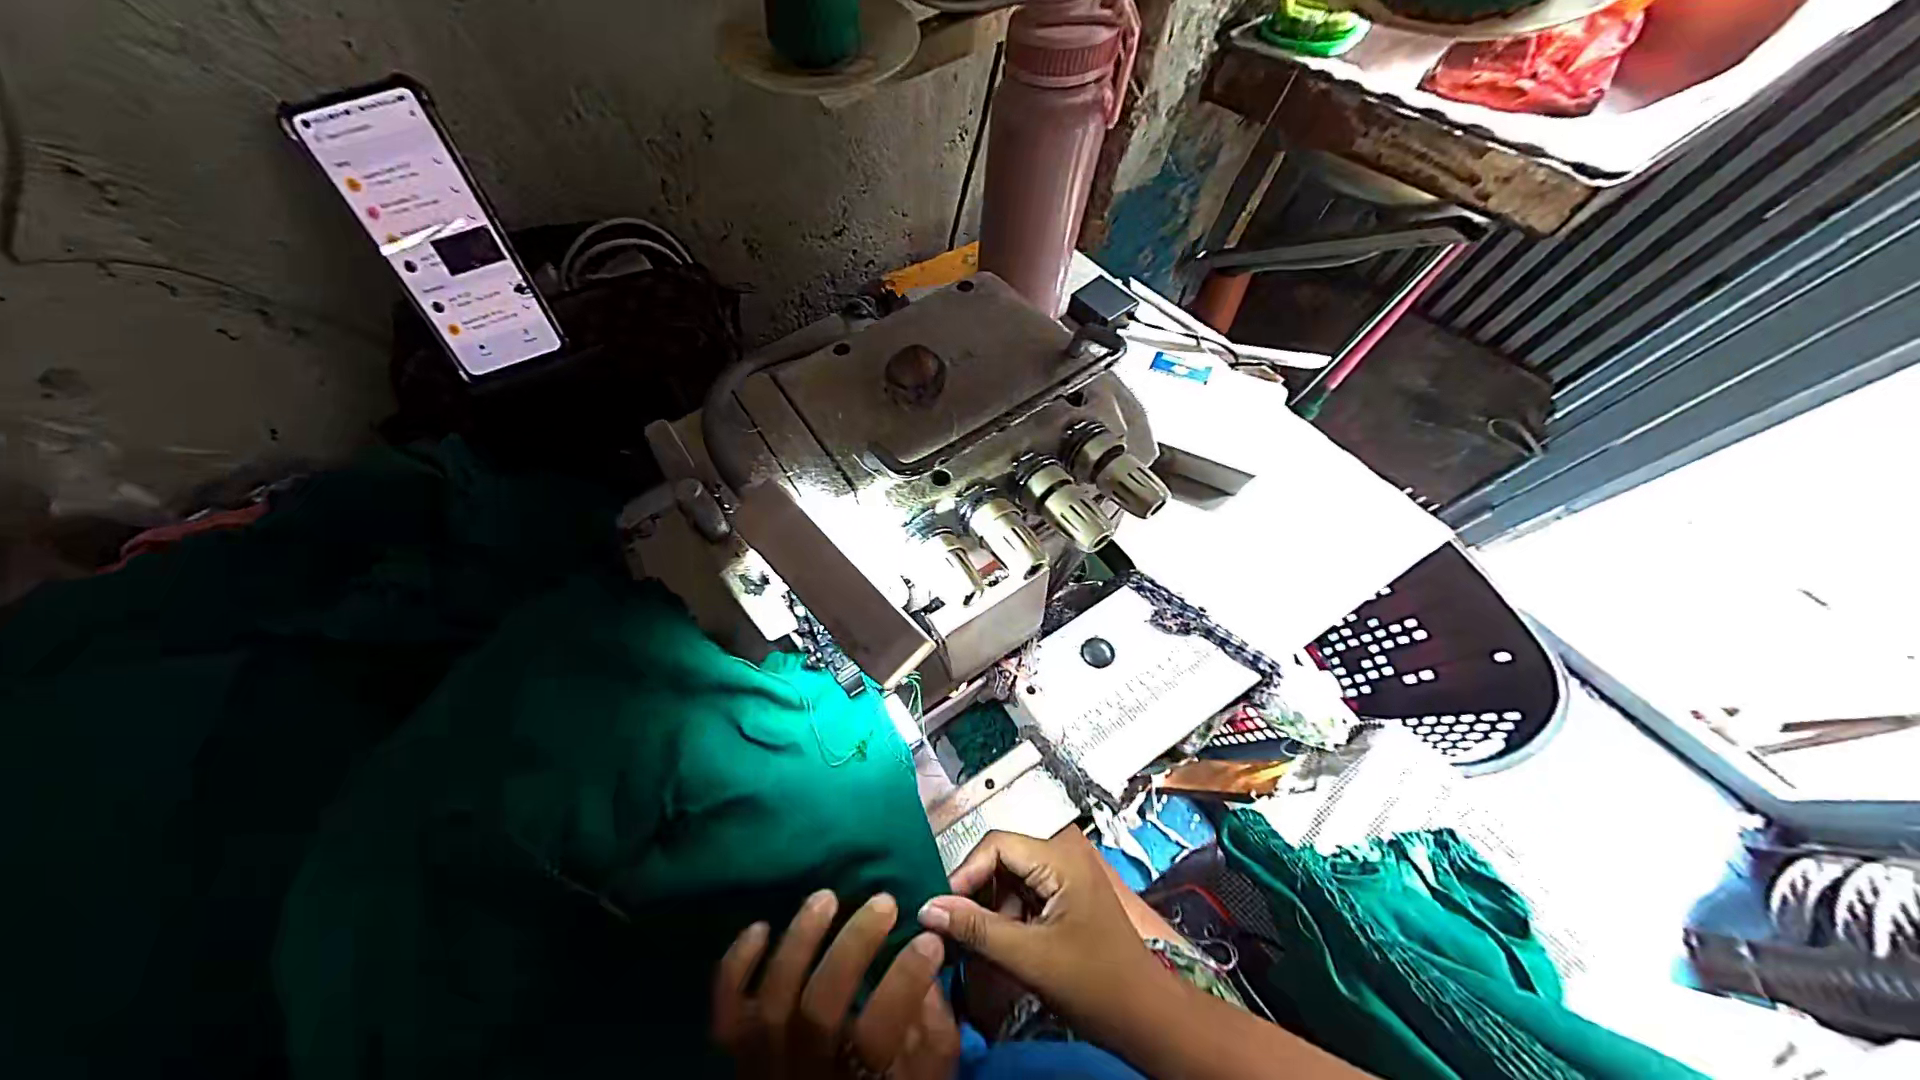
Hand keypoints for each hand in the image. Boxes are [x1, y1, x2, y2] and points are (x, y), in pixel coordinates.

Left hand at [712, 889, 960, 1079]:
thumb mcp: (924, 1074)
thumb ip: (931, 1033)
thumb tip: (928, 973)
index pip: (876, 1037)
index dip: (904, 983)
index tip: (929, 939)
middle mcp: (804, 1074)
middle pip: (817, 1012)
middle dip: (852, 948)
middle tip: (885, 901)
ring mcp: (764, 1064)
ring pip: (770, 1003)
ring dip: (800, 941)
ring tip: (828, 897)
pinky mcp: (737, 1047)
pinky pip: (725, 1010)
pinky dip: (736, 966)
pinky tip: (762, 927)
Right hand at [916, 829, 1171, 1032]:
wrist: (1146, 1017)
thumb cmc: (1094, 983)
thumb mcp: (1029, 957)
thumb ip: (976, 929)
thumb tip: (928, 908)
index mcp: (1060, 855)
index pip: (996, 844)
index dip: (965, 873)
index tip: (942, 909)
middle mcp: (1063, 852)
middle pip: (1001, 857)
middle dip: (976, 891)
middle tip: (956, 925)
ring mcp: (1066, 872)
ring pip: (1009, 875)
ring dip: (990, 905)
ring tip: (978, 940)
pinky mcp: (1065, 893)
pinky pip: (1023, 891)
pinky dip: (1006, 914)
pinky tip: (1000, 942)